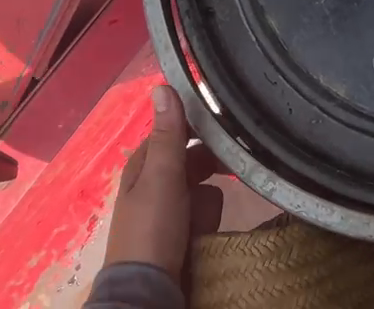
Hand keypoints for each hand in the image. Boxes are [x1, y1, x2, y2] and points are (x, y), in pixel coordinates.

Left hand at [103, 85, 219, 283]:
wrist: (150, 294)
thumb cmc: (153, 230)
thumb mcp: (162, 177)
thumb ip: (168, 134)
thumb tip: (161, 85)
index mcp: (143, 166)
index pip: (175, 131)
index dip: (198, 126)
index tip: (226, 121)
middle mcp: (154, 184)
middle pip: (193, 159)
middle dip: (209, 168)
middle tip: (231, 166)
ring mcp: (168, 212)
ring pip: (203, 187)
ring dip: (208, 200)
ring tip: (205, 218)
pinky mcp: (181, 234)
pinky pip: (204, 214)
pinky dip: (208, 220)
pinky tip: (205, 233)